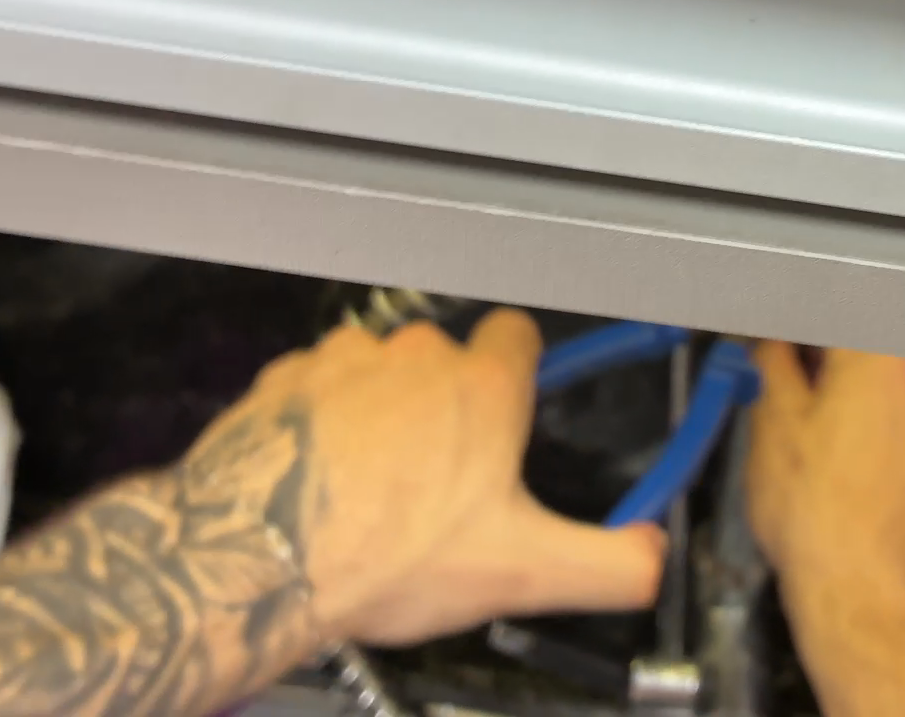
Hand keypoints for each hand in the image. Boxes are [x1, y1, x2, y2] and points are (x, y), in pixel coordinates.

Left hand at [200, 310, 665, 645]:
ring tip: (364, 474)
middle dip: (445, 397)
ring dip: (382, 400)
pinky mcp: (287, 374)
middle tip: (431, 471)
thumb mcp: (522, 571)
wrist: (246, 565)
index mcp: (485, 386)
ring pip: (383, 364)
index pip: (517, 332)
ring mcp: (351, 357)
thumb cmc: (395, 556)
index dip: (514, 365)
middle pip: (447, 355)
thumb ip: (609, 562)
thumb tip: (658, 558)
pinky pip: (319, 377)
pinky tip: (309, 466)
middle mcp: (423, 353)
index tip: (502, 407)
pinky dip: (320, 408)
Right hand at [749, 344, 904, 714]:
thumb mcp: (772, 421)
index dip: (791, 329)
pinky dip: (870, 434)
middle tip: (778, 400)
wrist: (870, 606)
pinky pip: (899, 429)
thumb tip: (772, 338)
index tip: (765, 350)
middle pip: (860, 351)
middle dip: (816, 367)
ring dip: (843, 402)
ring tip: (808, 447)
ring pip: (879, 392)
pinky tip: (841, 475)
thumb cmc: (813, 507)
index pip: (830, 315)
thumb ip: (771, 360)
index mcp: (885, 356)